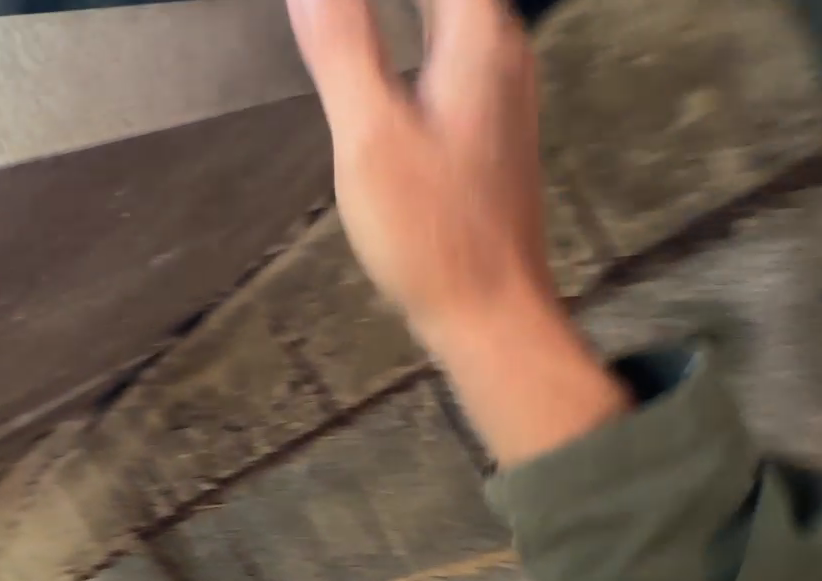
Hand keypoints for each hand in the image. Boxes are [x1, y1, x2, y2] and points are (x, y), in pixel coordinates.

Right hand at [287, 0, 629, 464]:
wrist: (487, 310)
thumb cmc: (430, 234)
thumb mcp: (370, 139)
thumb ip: (341, 48)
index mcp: (476, 37)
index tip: (320, 3)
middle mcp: (501, 51)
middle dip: (372, 4)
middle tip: (324, 13)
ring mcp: (500, 94)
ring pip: (449, 17)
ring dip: (401, 13)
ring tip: (344, 22)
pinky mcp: (488, 133)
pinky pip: (449, 56)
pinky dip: (412, 40)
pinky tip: (383, 67)